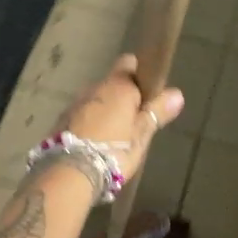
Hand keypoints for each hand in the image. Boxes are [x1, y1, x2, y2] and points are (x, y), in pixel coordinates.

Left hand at [54, 55, 184, 181]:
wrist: (69, 173)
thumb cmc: (113, 152)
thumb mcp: (141, 136)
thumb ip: (157, 112)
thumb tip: (177, 93)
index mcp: (117, 87)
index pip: (129, 63)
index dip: (139, 74)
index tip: (148, 93)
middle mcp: (94, 88)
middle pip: (111, 83)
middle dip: (122, 97)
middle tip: (134, 122)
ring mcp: (74, 104)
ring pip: (95, 100)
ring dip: (104, 111)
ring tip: (114, 137)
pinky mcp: (60, 121)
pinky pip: (81, 115)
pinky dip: (89, 124)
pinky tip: (94, 144)